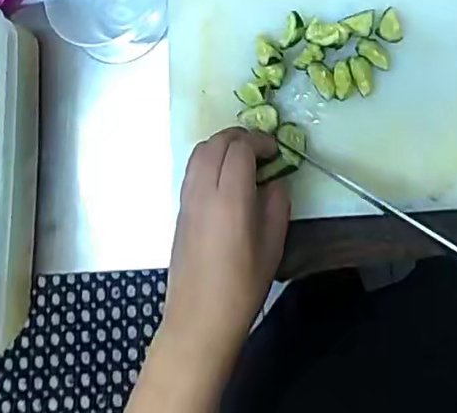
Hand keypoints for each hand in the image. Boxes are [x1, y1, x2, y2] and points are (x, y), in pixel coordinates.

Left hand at [128, 128, 289, 412]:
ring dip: (222, 143)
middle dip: (240, 136)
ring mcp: (187, 195)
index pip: (241, 148)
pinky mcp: (179, 206)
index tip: (276, 151)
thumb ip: (276, 205)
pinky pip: (193, 166)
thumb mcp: (272, 247)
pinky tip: (224, 175)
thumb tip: (274, 182)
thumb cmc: (241, 287)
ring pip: (201, 149)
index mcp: (229, 197)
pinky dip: (209, 157)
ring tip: (242, 157)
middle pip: (218, 141)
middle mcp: (204, 188)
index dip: (260, 142)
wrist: (198, 319)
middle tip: (261, 148)